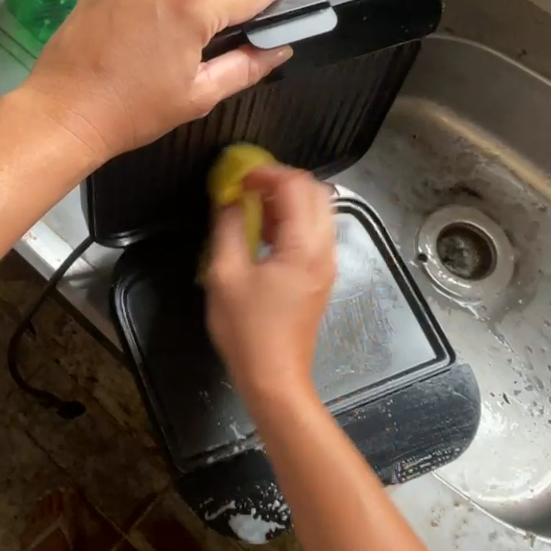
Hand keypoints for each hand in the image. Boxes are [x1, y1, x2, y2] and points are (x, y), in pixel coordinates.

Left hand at [15, 0, 300, 160]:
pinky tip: (144, 34)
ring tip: (171, 44)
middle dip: (223, 6)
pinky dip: (156, 0)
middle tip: (214, 44)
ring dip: (189, 1)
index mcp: (193, 4)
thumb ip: (245, 66)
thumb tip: (279, 49)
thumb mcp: (198, 95)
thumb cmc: (132, 111)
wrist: (64, 111)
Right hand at [203, 165, 336, 411]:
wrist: (274, 377)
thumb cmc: (246, 330)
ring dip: (287, 199)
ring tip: (251, 207)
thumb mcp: (225, 275)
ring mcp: (325, 264)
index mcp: (303, 247)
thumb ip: (226, 228)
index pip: (295, 186)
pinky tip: (262, 232)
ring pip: (317, 211)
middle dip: (281, 180)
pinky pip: (313, 232)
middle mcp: (323, 250)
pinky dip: (291, 220)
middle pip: (315, 192)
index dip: (265, 173)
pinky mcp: (320, 277)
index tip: (236, 178)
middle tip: (246, 186)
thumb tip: (226, 198)